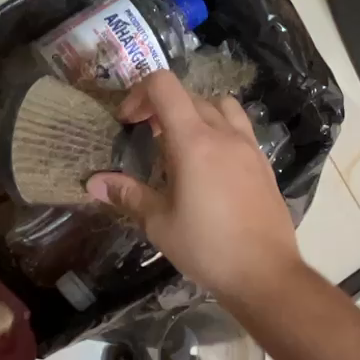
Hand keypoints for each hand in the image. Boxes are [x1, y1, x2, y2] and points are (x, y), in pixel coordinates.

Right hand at [87, 71, 304, 299]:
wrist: (265, 273)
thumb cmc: (208, 249)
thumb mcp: (160, 224)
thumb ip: (129, 196)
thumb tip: (94, 183)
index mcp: (194, 141)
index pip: (165, 86)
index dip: (139, 94)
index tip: (128, 122)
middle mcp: (225, 135)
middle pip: (192, 96)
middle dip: (165, 108)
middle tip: (150, 139)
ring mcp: (251, 149)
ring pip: (222, 108)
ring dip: (198, 114)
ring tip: (184, 146)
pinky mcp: (265, 166)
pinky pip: (241, 132)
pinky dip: (222, 133)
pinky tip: (213, 167)